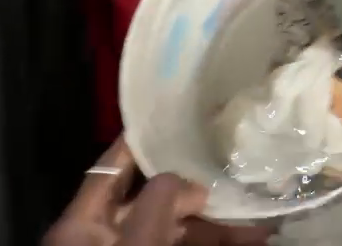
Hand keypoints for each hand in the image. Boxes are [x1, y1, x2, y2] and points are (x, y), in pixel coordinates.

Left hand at [43, 140, 272, 245]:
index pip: (115, 163)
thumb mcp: (137, 245)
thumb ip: (161, 202)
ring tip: (261, 231)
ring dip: (216, 231)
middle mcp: (98, 240)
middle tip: (244, 185)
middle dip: (203, 196)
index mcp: (80, 226)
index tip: (184, 109)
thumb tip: (188, 180)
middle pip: (153, 201)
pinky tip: (248, 243)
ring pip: (172, 234)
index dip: (146, 135)